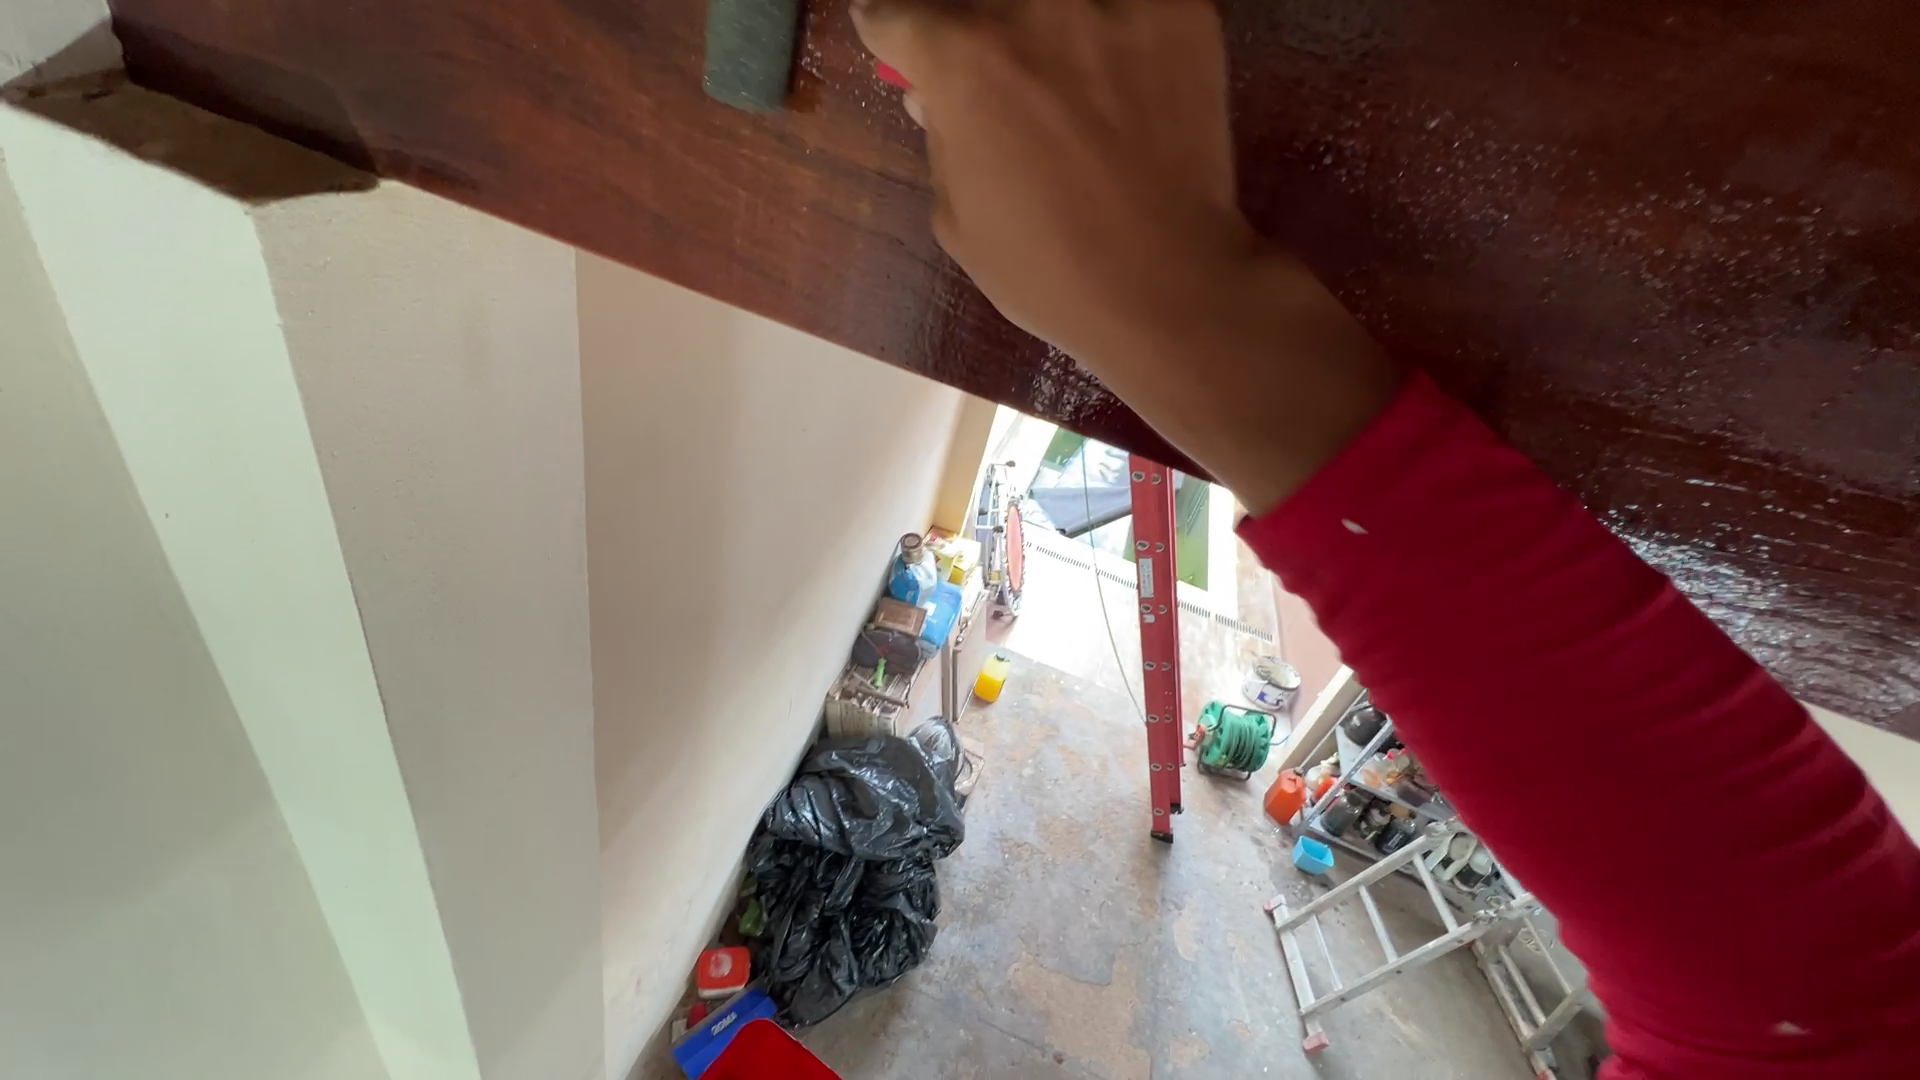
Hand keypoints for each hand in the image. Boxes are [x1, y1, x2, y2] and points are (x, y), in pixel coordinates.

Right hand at [855, 0, 1399, 512]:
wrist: (1163, 284)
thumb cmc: (1046, 271)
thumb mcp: (959, 222)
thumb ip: (940, 141)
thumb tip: (932, 94)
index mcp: (964, 60)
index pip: (898, 11)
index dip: (890, 31)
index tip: (895, 39)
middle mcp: (1035, 6)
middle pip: (980, 0)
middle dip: (972, 35)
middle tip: (993, 81)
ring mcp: (1114, 1)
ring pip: (1058, 5)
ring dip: (1046, 35)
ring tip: (1065, 91)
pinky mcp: (1179, 12)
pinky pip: (1126, 7)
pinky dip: (1115, 37)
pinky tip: (1123, 90)